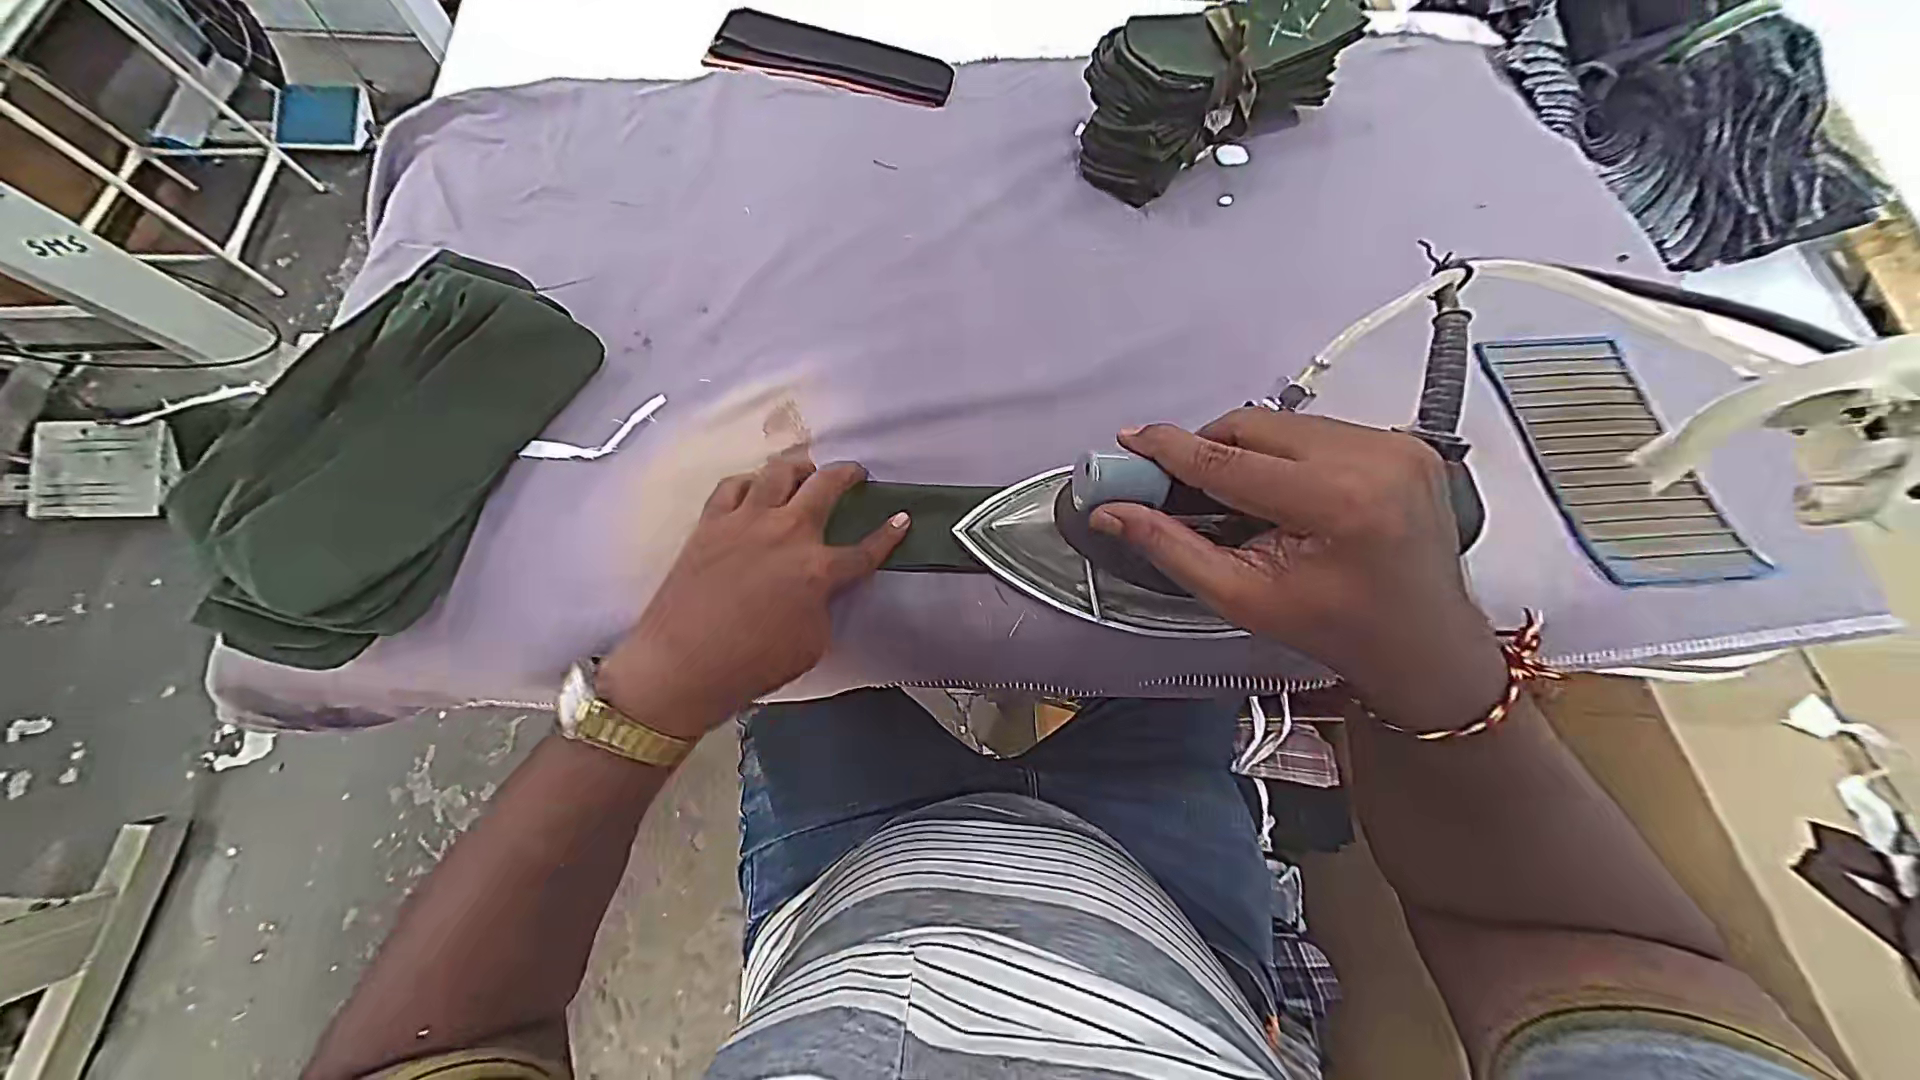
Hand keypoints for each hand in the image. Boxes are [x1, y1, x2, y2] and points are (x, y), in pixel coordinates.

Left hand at [597, 454, 907, 739]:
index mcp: (818, 569)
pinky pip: (732, 486)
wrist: (682, 665)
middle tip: (855, 472)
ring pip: (778, 472)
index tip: (901, 519)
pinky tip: (753, 488)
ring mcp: (745, 522)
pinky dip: (749, 482)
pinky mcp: (710, 523)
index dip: (889, 535)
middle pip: (825, 487)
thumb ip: (824, 605)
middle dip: (847, 474)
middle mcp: (786, 533)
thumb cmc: (753, 664)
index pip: (865, 549)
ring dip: (799, 467)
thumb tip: (820, 589)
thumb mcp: (812, 643)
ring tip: (806, 470)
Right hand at [1091, 409, 1506, 731]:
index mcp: (1339, 503)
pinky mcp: (1401, 444)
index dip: (1169, 448)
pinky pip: (1314, 429)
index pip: (1228, 460)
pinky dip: (1280, 453)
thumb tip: (1117, 514)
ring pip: (1280, 423)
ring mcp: (1395, 447)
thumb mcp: (1240, 596)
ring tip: (1235, 498)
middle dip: (1205, 450)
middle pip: (1252, 427)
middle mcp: (1376, 461)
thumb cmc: (1340, 629)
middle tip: (1176, 482)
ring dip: (1243, 451)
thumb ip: (1170, 547)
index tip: (1134, 441)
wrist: (1419, 641)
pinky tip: (1276, 491)